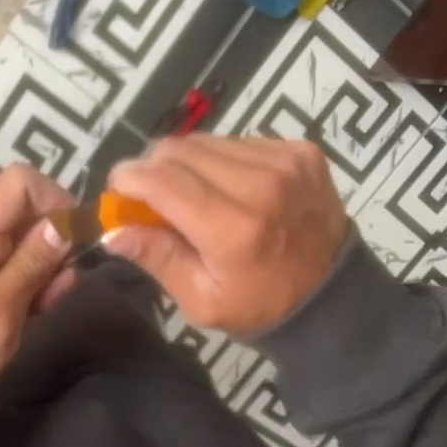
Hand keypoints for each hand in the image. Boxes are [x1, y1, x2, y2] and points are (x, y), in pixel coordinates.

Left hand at [0, 165, 76, 393]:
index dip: (54, 200)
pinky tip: (33, 311)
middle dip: (55, 241)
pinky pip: (17, 260)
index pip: (20, 180)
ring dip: (47, 266)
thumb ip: (33, 263)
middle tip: (57, 285)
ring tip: (42, 305)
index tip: (73, 239)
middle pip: (29, 207)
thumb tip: (65, 223)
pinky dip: (33, 280)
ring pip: (28, 236)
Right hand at [103, 136, 349, 333]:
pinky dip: (219, 160)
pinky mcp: (300, 151)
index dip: (129, 179)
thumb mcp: (200, 300)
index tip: (116, 190)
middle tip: (147, 195)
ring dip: (185, 163)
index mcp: (232, 228)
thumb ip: (157, 258)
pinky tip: (225, 187)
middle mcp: (259, 184)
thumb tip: (112, 231)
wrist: (334, 295)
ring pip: (206, 141)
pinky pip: (238, 141)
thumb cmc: (259, 305)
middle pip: (179, 151)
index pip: (163, 180)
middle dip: (152, 168)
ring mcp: (284, 161)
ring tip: (188, 192)